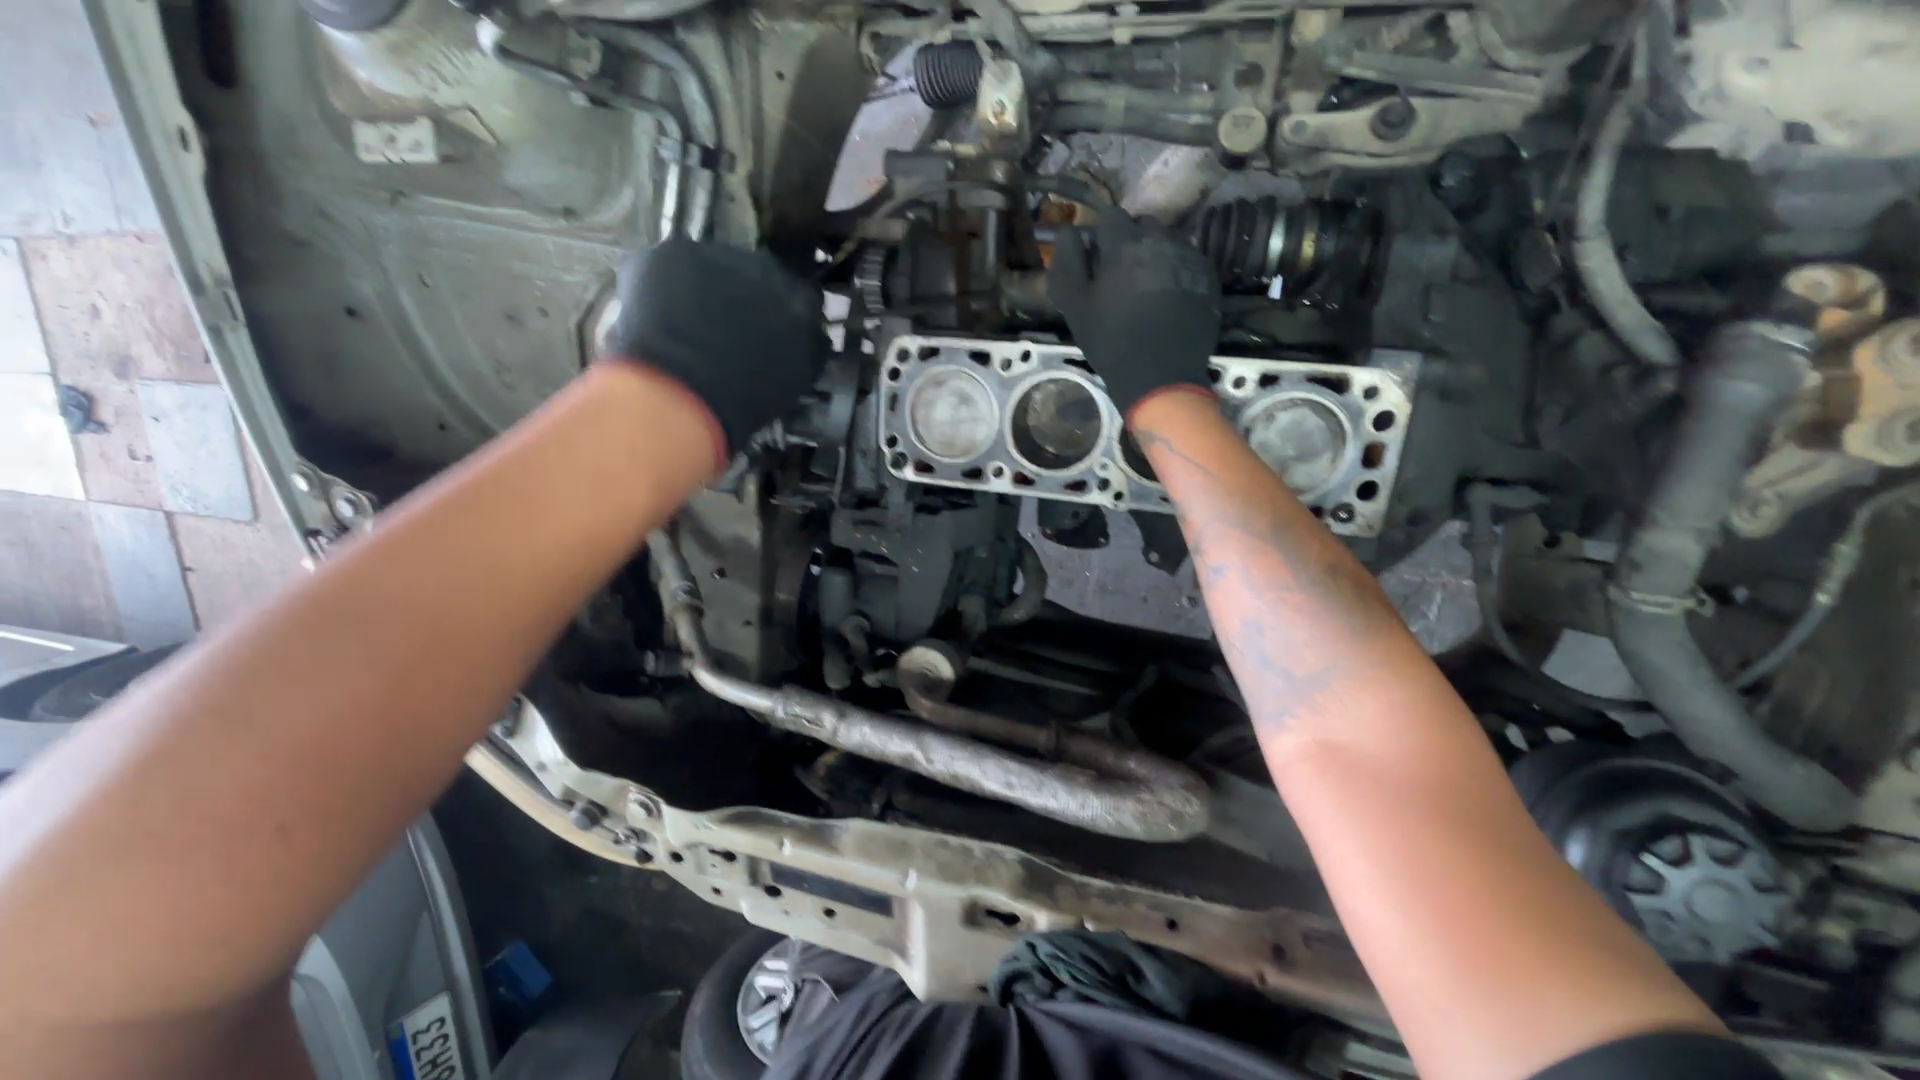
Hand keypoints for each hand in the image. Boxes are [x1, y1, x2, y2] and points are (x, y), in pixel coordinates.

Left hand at [608, 236, 826, 459]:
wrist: (680, 393)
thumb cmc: (742, 400)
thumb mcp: (792, 380)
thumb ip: (805, 349)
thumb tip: (809, 337)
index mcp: (800, 302)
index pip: (799, 297)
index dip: (778, 313)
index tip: (764, 330)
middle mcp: (766, 267)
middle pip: (756, 274)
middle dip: (741, 295)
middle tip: (721, 327)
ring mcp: (717, 255)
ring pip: (711, 266)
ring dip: (702, 287)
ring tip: (682, 323)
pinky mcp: (673, 253)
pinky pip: (670, 266)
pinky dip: (661, 285)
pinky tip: (654, 315)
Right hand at [1049, 213, 1220, 421]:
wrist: (1161, 375)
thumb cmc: (1111, 340)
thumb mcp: (1075, 305)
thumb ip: (1068, 261)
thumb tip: (1068, 231)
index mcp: (1125, 243)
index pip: (1112, 216)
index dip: (1103, 234)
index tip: (1099, 257)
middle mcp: (1161, 240)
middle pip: (1144, 225)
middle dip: (1132, 241)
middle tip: (1123, 273)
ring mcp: (1189, 257)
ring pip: (1168, 241)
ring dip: (1156, 254)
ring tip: (1148, 285)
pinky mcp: (1208, 277)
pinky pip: (1188, 260)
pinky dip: (1177, 271)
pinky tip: (1169, 297)